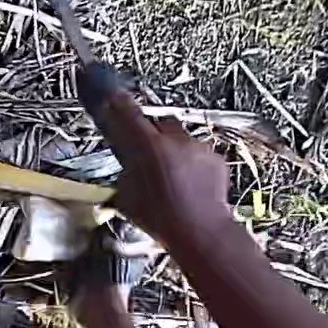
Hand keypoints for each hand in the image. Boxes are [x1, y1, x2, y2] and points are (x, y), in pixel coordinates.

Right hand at [101, 90, 235, 247]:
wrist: (202, 232)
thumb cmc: (166, 220)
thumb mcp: (128, 198)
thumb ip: (124, 174)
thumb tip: (124, 170)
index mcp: (149, 147)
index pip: (128, 112)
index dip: (118, 102)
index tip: (113, 96)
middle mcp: (175, 141)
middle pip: (157, 124)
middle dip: (149, 135)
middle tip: (144, 156)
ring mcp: (198, 148)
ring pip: (179, 139)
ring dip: (172, 152)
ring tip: (168, 179)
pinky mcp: (215, 158)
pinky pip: (197, 153)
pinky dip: (191, 164)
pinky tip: (186, 184)